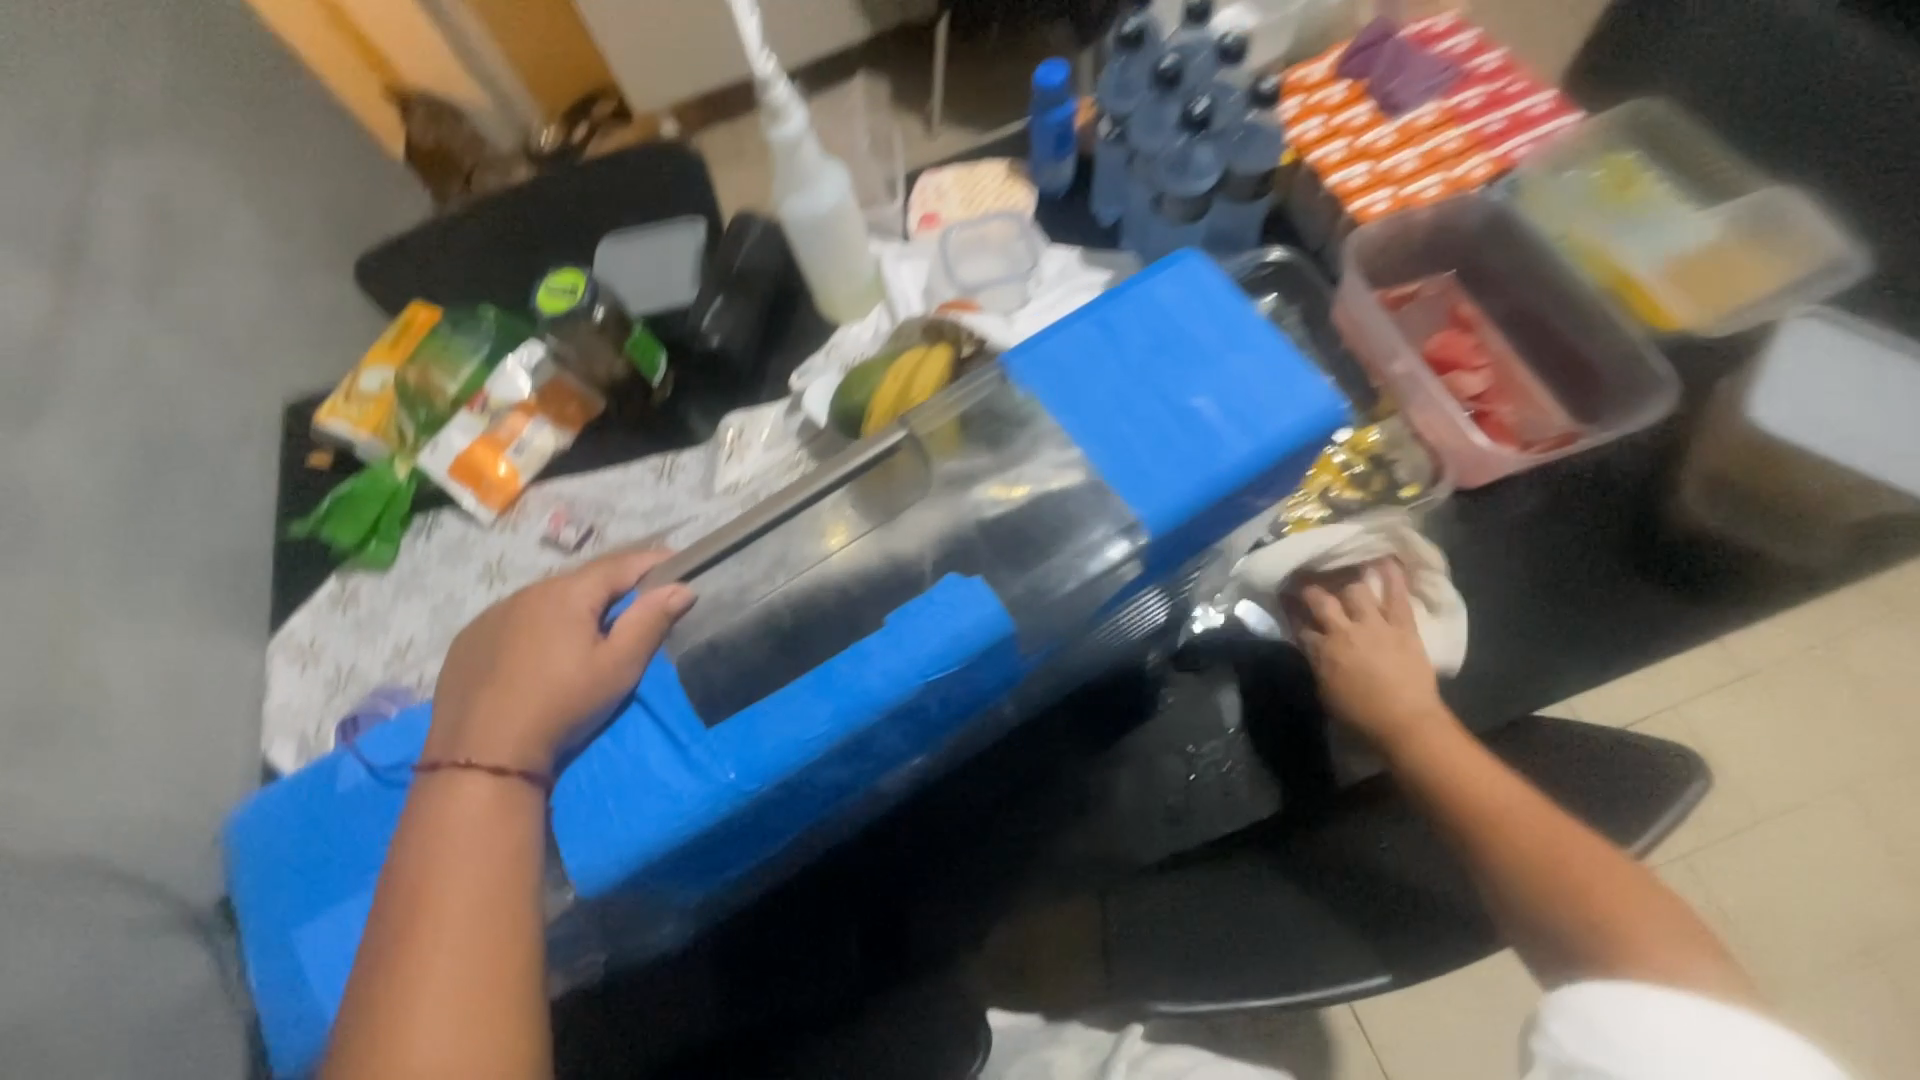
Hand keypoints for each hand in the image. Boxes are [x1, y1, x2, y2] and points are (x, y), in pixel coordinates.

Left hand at [426, 550, 695, 773]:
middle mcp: (528, 591)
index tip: (680, 564)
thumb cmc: (563, 704)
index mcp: (569, 593)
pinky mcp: (470, 638)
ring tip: (593, 628)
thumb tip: (682, 587)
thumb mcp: (619, 666)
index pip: (621, 563)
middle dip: (615, 585)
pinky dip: (539, 625)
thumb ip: (651, 621)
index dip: (654, 561)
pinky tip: (543, 651)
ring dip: (575, 606)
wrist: (484, 753)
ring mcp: (493, 614)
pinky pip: (516, 619)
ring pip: (547, 598)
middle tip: (642, 599)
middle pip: (583, 579)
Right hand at [1293, 559, 1453, 753]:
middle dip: (1309, 589)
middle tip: (1305, 581)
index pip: (1299, 624)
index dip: (1290, 610)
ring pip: (1354, 590)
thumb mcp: (1325, 692)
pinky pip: (1396, 595)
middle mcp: (1343, 631)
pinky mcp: (1402, 626)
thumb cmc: (1360, 717)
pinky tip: (1384, 559)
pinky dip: (1392, 576)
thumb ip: (1317, 665)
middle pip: (1320, 599)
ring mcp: (1374, 625)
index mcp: (1321, 651)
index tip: (1285, 600)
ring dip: (1346, 582)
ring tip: (1343, 575)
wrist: (1406, 723)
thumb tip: (1314, 650)